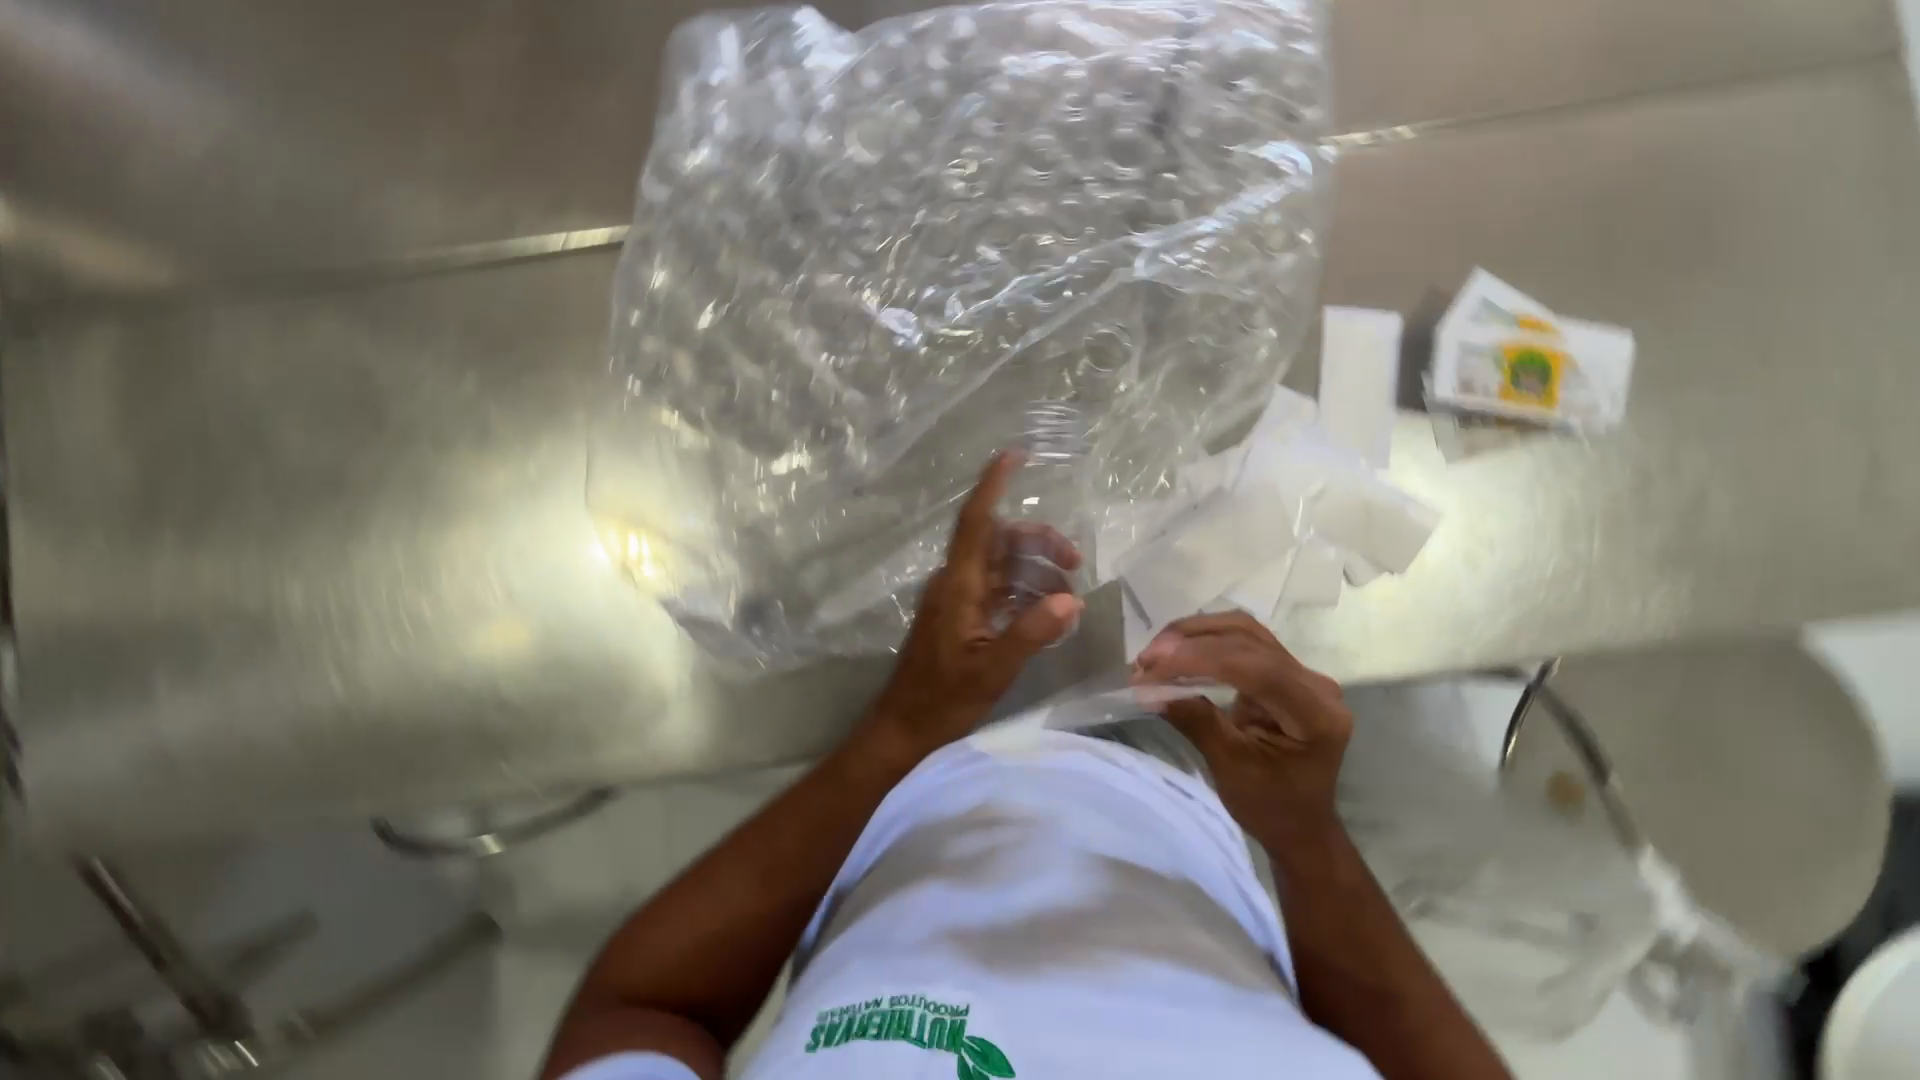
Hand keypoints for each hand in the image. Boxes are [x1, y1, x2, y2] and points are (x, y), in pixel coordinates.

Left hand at [867, 452, 1084, 756]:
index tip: (1013, 456)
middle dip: (1039, 541)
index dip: (993, 486)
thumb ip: (1031, 633)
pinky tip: (1048, 610)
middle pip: (999, 540)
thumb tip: (1070, 599)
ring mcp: (957, 599)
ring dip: (1035, 569)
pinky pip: (998, 589)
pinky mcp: (961, 617)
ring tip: (1068, 594)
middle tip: (1076, 561)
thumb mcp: (992, 670)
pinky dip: (1024, 591)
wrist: (905, 726)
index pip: (976, 522)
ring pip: (1001, 565)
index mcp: (958, 586)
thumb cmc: (943, 698)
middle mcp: (956, 582)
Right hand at [1130, 612, 1351, 846]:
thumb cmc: (1271, 807)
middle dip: (1191, 644)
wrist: (1300, 826)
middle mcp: (1315, 683)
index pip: (1255, 667)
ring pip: (1244, 631)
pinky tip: (1175, 652)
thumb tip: (1149, 688)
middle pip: (1249, 640)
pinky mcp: (1284, 673)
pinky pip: (1243, 644)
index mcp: (1316, 713)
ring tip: (1155, 652)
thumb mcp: (1231, 768)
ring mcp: (1302, 675)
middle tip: (1144, 661)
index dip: (1199, 659)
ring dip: (1195, 636)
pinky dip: (1205, 643)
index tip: (1151, 668)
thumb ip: (1197, 721)